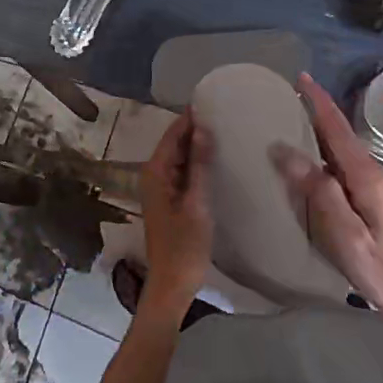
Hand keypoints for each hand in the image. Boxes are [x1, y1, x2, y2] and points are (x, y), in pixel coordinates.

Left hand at [138, 111, 214, 310]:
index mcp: (156, 172)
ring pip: (181, 157)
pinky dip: (199, 162)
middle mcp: (155, 175)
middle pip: (176, 142)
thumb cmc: (185, 245)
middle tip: (227, 112)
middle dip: (196, 127)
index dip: (191, 115)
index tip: (214, 98)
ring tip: (228, 129)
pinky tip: (219, 159)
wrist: (173, 283)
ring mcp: (162, 188)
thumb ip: (199, 165)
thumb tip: (203, 128)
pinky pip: (184, 171)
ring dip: (199, 144)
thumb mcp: (197, 203)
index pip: (173, 133)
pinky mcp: (172, 199)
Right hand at [272, 74, 382, 335]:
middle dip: (318, 108)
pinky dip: (326, 144)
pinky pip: (343, 158)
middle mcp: (372, 171)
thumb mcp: (345, 234)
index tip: (301, 78)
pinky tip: (313, 150)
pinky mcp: (371, 194)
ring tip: (296, 113)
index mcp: (365, 176)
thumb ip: (319, 192)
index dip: (319, 103)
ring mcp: (374, 182)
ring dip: (322, 124)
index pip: (338, 129)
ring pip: (343, 143)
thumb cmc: (376, 267)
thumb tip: (286, 151)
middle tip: (291, 91)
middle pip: (341, 131)